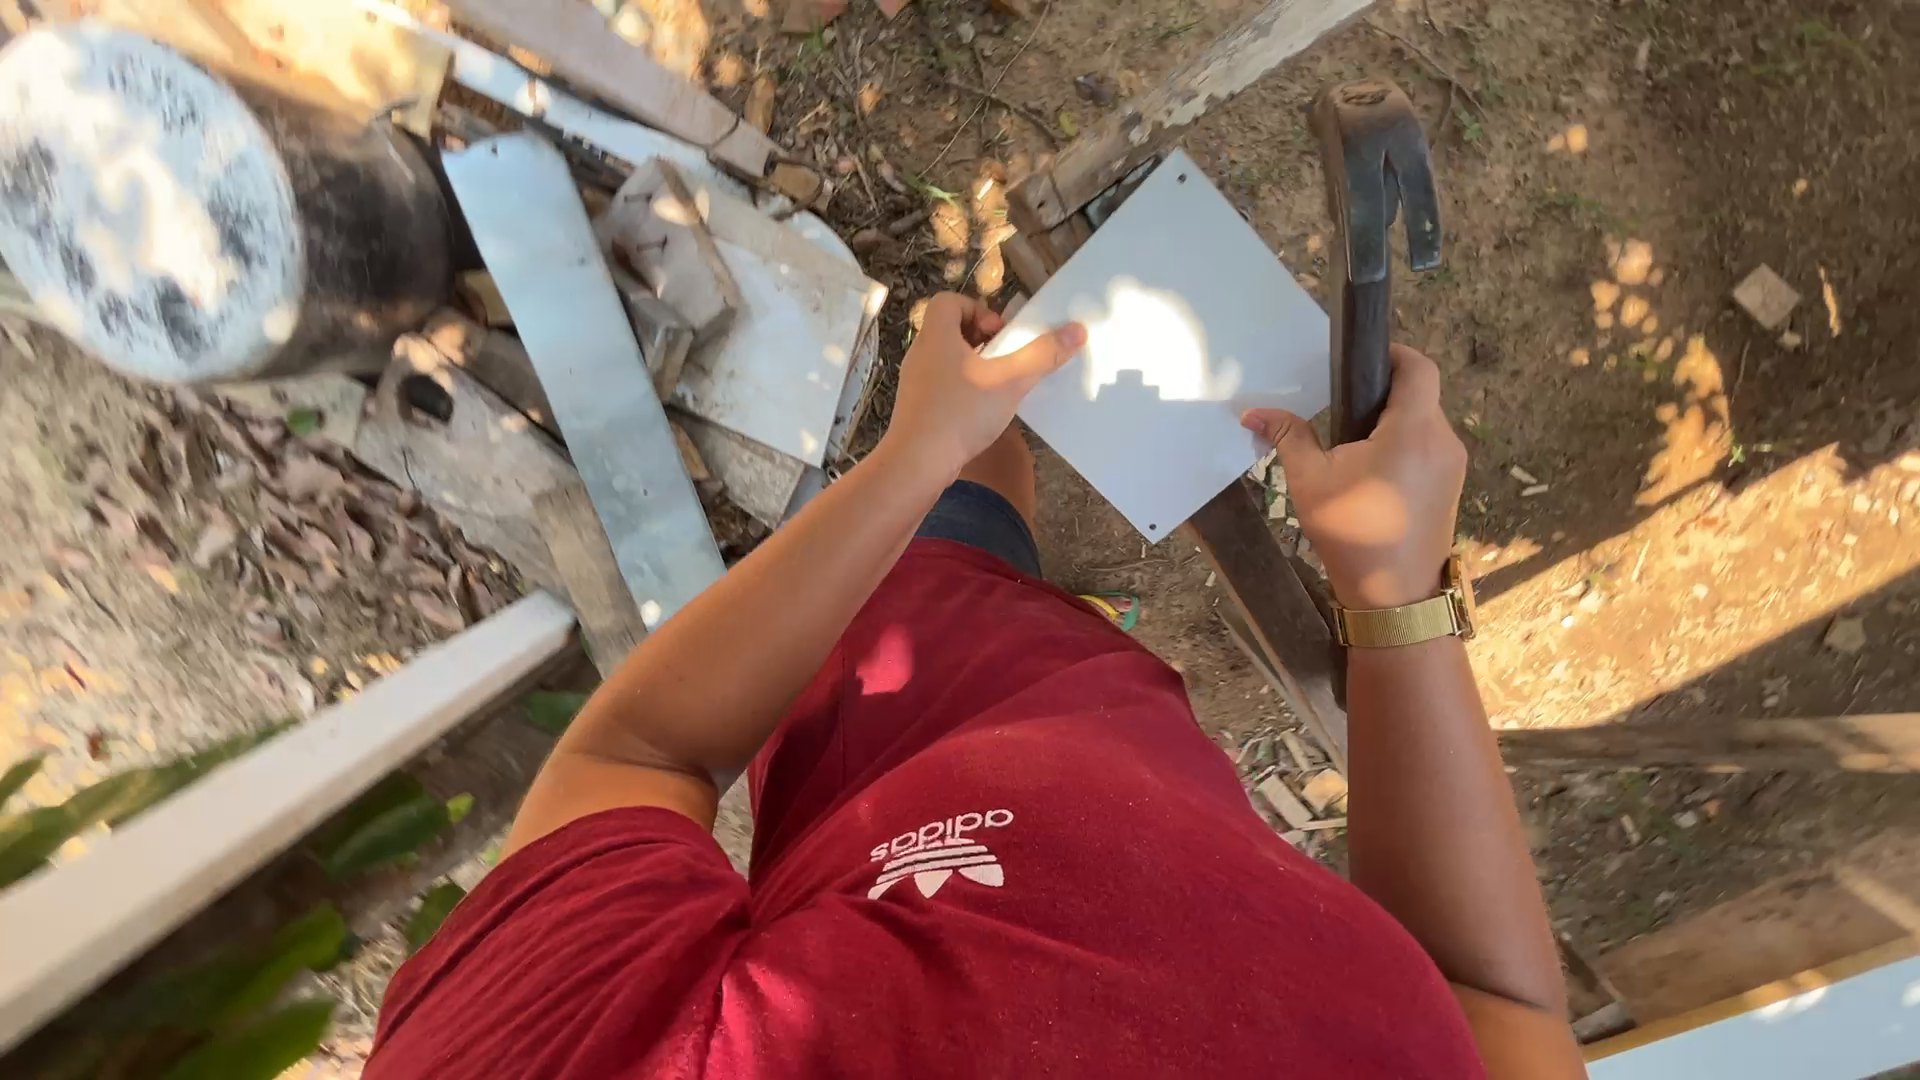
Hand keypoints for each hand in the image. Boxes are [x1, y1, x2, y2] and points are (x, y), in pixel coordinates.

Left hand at [882, 293, 1085, 480]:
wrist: (916, 463)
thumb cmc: (960, 414)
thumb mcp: (1009, 382)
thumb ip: (1043, 355)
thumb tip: (1077, 330)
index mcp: (936, 336)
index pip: (948, 301)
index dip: (978, 309)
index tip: (1000, 334)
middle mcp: (921, 354)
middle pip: (950, 330)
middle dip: (982, 340)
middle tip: (1005, 360)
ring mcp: (915, 383)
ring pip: (947, 361)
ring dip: (975, 367)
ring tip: (998, 387)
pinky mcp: (917, 409)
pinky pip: (941, 387)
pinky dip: (962, 390)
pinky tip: (980, 412)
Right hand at [1241, 345, 1465, 609]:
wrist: (1392, 592)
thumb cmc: (1350, 529)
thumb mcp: (1309, 479)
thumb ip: (1287, 437)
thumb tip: (1252, 411)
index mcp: (1412, 430)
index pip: (1418, 367)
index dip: (1395, 352)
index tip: (1362, 356)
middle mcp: (1443, 439)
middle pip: (1419, 395)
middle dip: (1383, 392)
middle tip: (1341, 405)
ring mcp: (1453, 465)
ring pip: (1423, 424)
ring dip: (1392, 422)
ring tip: (1350, 441)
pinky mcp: (1450, 485)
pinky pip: (1427, 448)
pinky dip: (1402, 446)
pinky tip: (1370, 470)